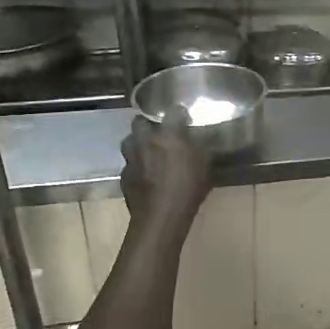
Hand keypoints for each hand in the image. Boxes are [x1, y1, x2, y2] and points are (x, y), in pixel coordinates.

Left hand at [119, 112, 210, 246]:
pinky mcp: (124, 176)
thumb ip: (201, 148)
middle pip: (140, 121)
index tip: (184, 118)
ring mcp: (131, 158)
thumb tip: (200, 140)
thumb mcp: (205, 166)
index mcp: (168, 134)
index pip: (172, 111)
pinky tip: (144, 175)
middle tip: (160, 134)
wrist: (161, 217)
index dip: (178, 113)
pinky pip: (128, 164)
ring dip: (137, 143)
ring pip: (129, 141)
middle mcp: (145, 140)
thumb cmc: (188, 189)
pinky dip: (136, 166)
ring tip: (148, 152)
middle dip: (148, 124)